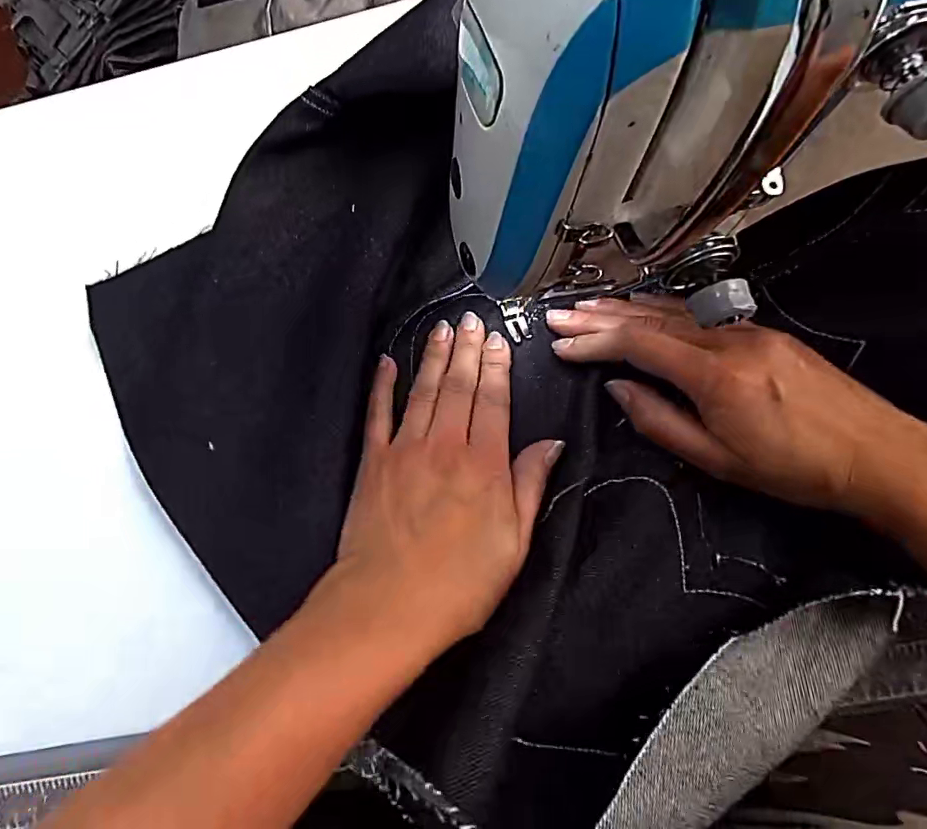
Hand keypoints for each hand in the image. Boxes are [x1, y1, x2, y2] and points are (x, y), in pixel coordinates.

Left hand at [324, 311, 564, 658]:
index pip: (494, 401)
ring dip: (434, 356)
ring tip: (442, 329)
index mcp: (485, 465)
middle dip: (468, 350)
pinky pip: (379, 413)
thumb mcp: (514, 543)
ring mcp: (406, 450)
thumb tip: (551, 445)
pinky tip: (388, 363)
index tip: (497, 341)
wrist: (387, 606)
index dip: (497, 368)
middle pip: (460, 386)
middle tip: (471, 320)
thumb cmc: (458, 584)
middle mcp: (446, 446)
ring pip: (424, 390)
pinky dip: (384, 386)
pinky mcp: (374, 462)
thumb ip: (531, 485)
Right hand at [547, 296, 926, 524]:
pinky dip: (661, 312)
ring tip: (590, 307)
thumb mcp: (720, 461)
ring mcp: (748, 330)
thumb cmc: (801, 468)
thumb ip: (660, 421)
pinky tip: (645, 310)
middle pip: (649, 319)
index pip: (637, 344)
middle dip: (598, 317)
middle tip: (560, 315)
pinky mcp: (762, 332)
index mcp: (714, 374)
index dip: (593, 342)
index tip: (562, 343)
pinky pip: (698, 316)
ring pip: (673, 311)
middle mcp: (728, 340)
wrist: (879, 454)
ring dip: (627, 308)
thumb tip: (620, 389)